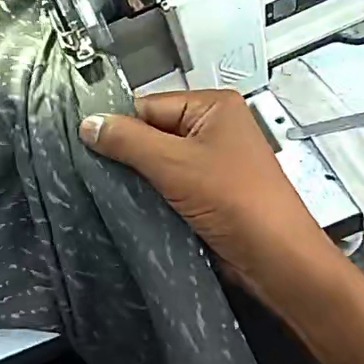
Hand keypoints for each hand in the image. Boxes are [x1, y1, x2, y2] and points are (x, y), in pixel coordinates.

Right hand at [80, 90, 343, 303]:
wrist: (274, 258)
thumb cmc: (237, 202)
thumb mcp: (174, 164)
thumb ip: (128, 141)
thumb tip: (89, 124)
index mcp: (214, 106)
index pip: (148, 105)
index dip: (121, 127)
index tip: (90, 148)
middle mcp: (216, 129)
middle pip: (153, 134)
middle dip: (130, 156)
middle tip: (101, 177)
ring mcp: (214, 164)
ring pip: (159, 165)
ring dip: (141, 181)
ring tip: (121, 196)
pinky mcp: (210, 195)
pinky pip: (171, 188)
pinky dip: (155, 198)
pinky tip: (139, 209)